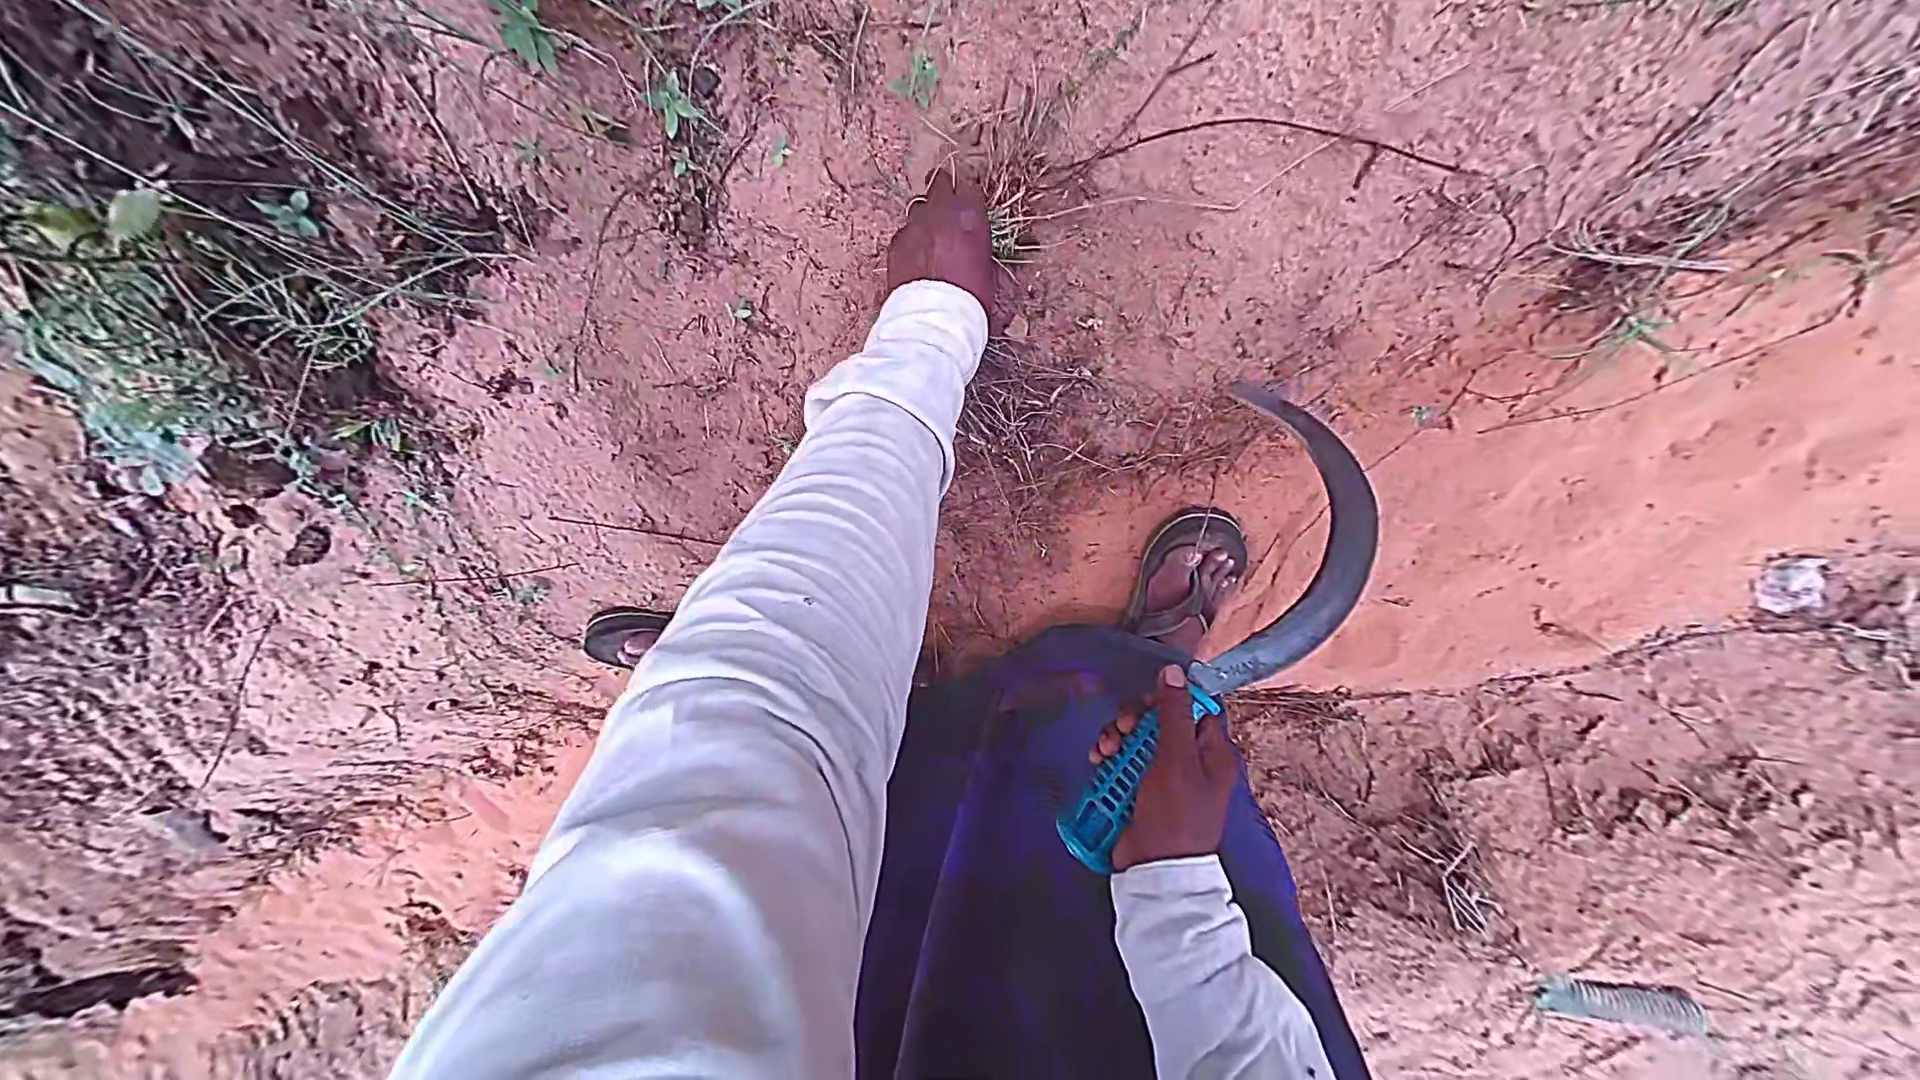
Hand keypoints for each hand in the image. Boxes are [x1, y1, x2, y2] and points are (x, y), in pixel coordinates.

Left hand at [885, 172, 995, 320]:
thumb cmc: (970, 302)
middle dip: (943, 192)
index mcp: (969, 217)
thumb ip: (981, 252)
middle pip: (939, 185)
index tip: (968, 209)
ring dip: (926, 217)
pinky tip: (915, 258)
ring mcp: (914, 227)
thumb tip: (980, 254)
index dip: (968, 199)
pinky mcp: (896, 244)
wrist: (935, 321)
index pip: (970, 190)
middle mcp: (940, 214)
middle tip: (946, 207)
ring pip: (918, 207)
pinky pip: (903, 233)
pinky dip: (910, 240)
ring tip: (931, 237)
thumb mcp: (988, 274)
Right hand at [1091, 665, 1237, 870]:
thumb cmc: (1175, 812)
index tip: (1148, 702)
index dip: (1168, 700)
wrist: (1156, 869)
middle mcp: (1189, 759)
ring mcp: (1162, 774)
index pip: (1193, 708)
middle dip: (1135, 720)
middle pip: (1159, 720)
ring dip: (1117, 737)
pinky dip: (1110, 756)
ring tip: (1105, 750)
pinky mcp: (1139, 786)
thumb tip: (1174, 671)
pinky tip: (1099, 760)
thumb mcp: (1177, 758)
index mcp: (1211, 752)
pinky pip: (1123, 759)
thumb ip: (1173, 713)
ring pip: (1137, 737)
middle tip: (1123, 729)